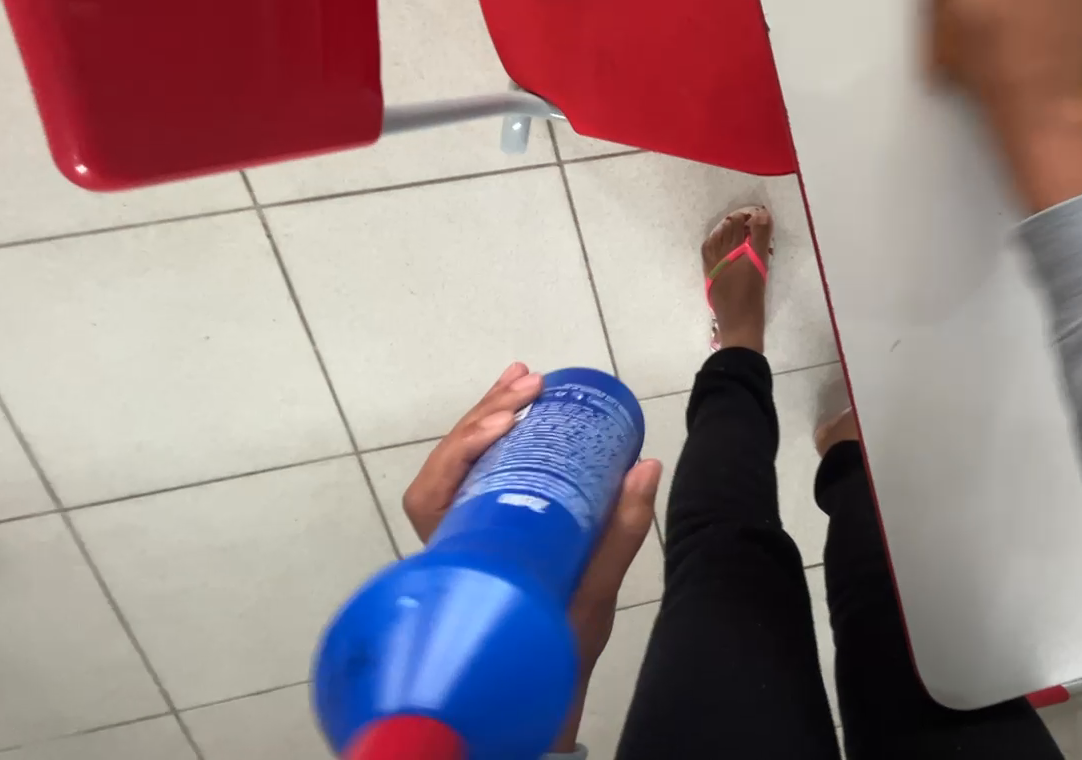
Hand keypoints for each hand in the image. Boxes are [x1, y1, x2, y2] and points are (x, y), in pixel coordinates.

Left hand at [402, 363, 663, 754]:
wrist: (529, 702)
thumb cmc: (552, 658)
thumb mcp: (590, 603)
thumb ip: (618, 539)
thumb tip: (647, 465)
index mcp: (458, 563)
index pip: (435, 495)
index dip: (464, 450)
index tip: (510, 422)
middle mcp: (453, 542)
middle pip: (447, 468)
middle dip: (484, 416)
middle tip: (530, 383)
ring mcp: (471, 531)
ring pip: (461, 467)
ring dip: (489, 417)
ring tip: (527, 380)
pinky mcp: (493, 524)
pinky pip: (485, 476)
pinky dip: (501, 436)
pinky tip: (525, 411)